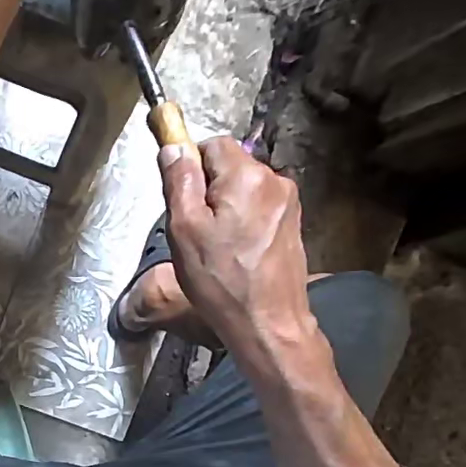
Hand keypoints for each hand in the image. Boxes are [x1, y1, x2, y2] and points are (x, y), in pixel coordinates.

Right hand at [159, 138, 329, 370]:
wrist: (267, 322)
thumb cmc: (220, 279)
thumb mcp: (184, 229)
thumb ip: (179, 181)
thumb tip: (173, 147)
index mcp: (247, 176)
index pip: (212, 144)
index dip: (190, 166)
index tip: (181, 199)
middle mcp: (274, 180)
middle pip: (228, 164)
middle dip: (207, 188)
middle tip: (194, 228)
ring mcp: (287, 201)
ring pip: (242, 186)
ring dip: (224, 205)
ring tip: (214, 244)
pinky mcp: (292, 221)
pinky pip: (257, 205)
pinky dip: (241, 219)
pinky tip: (234, 249)